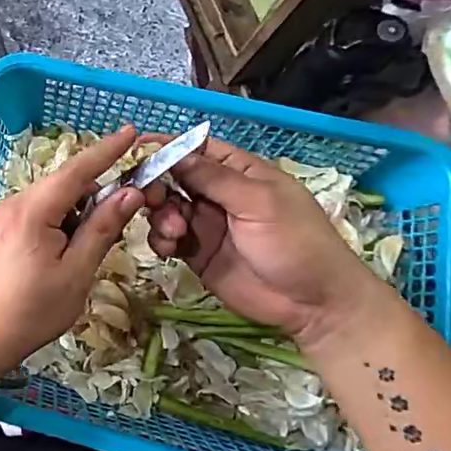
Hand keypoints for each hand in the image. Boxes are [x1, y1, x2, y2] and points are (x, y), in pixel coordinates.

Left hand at [0, 127, 147, 375]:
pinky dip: (63, 220)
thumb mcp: (76, 272)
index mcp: (32, 211)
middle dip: (98, 192)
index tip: (131, 132)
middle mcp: (15, 203)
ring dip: (80, 211)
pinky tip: (71, 247)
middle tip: (127, 210)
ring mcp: (5, 215)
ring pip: (55, 199)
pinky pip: (41, 212)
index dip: (107, 150)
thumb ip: (103, 228)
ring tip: (92, 245)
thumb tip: (131, 193)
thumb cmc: (33, 311)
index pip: (76, 170)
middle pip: (66, 184)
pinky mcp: (3, 228)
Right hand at [145, 138, 394, 348]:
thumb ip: (214, 178)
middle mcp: (217, 193)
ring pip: (165, 208)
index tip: (137, 150)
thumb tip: (173, 153)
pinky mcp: (196, 252)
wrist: (313, 304)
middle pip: (172, 177)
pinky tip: (170, 249)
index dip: (166, 147)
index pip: (196, 148)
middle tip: (150, 198)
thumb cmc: (296, 242)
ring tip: (174, 232)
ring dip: (159, 215)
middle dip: (156, 184)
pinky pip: (166, 238)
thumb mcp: (259, 202)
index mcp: (238, 172)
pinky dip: (160, 240)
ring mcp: (205, 223)